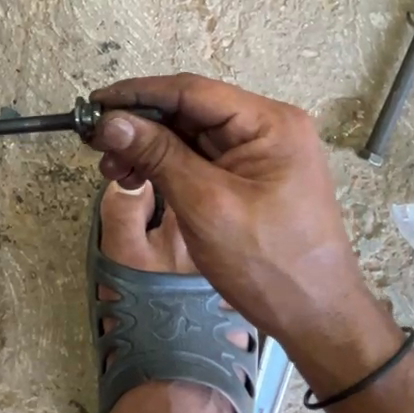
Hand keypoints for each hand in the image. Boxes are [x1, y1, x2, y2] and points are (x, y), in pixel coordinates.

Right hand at [87, 75, 399, 381]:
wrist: (319, 322)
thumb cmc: (269, 264)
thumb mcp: (205, 204)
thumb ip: (157, 155)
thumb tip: (109, 121)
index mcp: (269, 123)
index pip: (190, 91)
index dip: (137, 94)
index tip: (94, 104)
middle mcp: (265, 127)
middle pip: (186, 110)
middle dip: (138, 124)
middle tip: (95, 142)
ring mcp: (256, 152)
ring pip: (185, 133)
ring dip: (145, 146)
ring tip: (111, 168)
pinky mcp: (245, 175)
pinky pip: (195, 156)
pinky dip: (161, 164)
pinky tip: (135, 177)